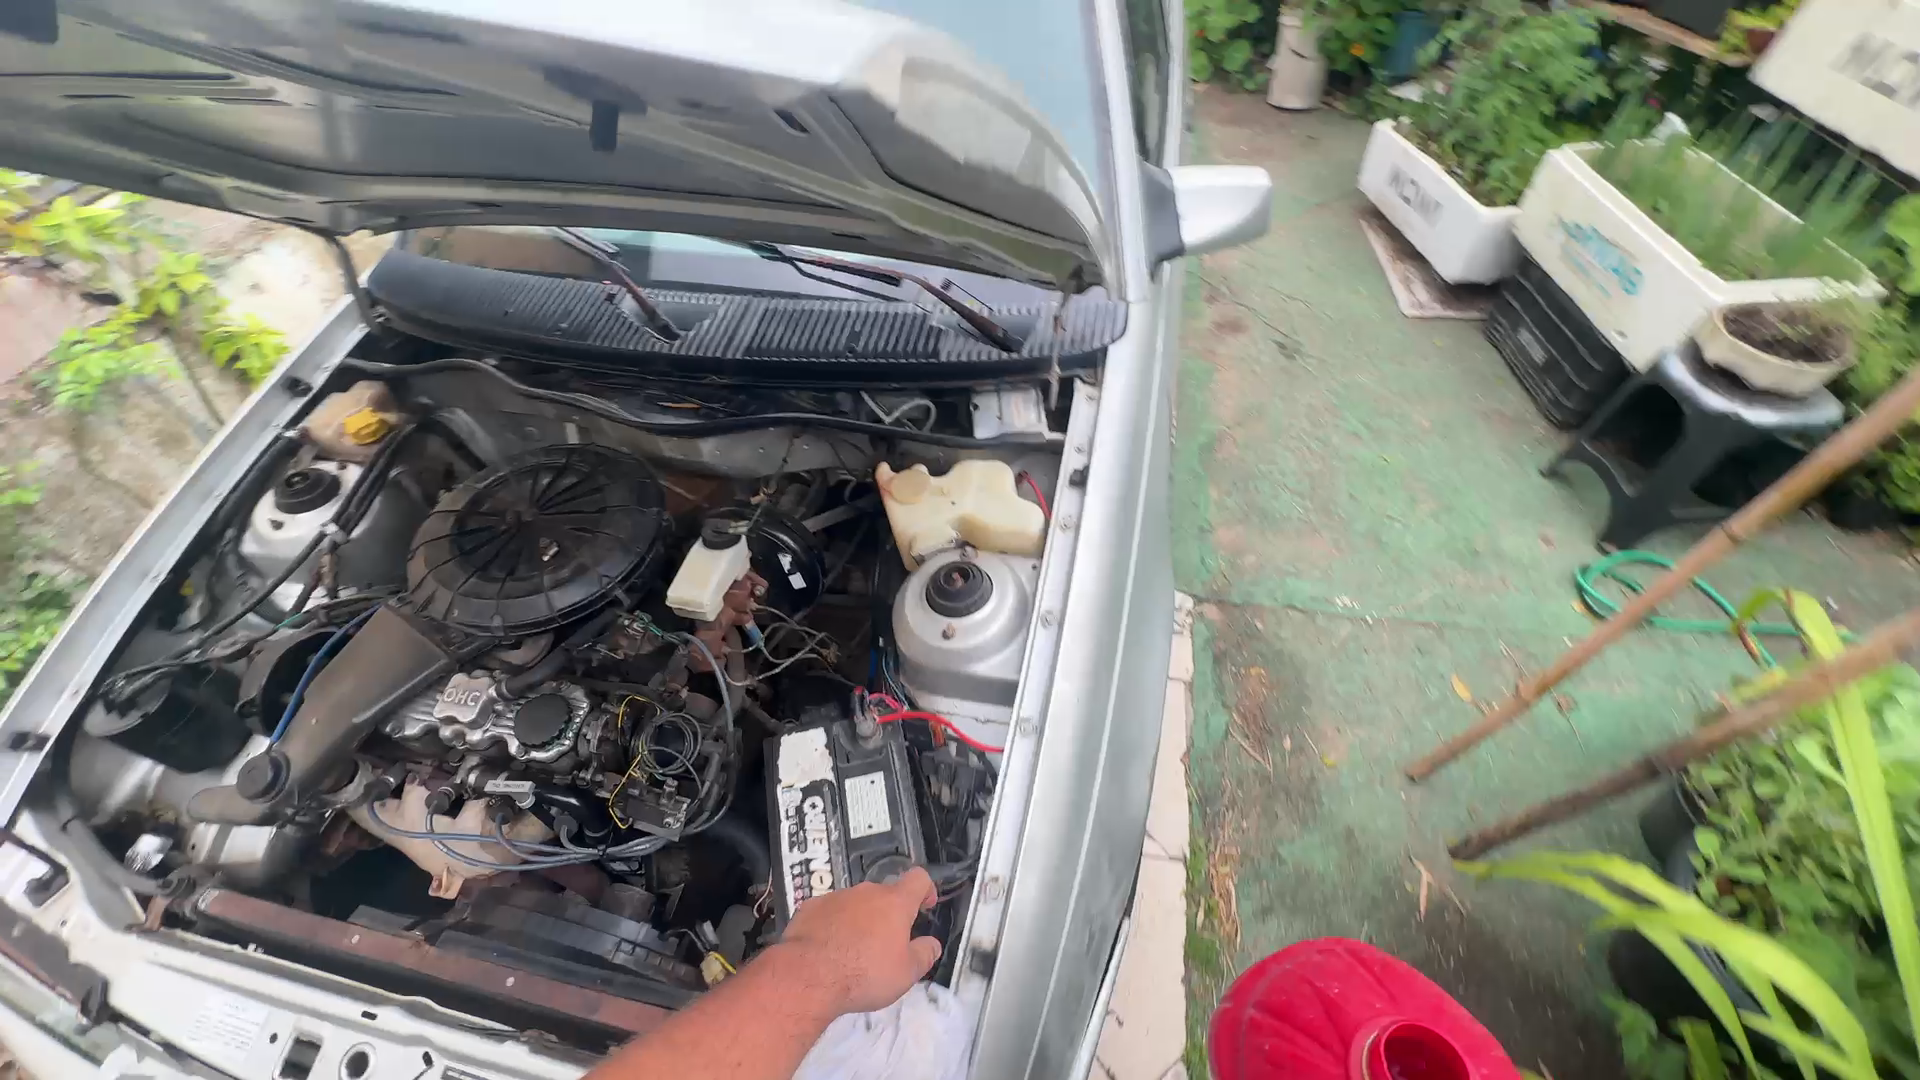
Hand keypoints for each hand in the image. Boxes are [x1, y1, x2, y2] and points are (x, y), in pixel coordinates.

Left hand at [775, 865, 942, 1016]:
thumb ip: (924, 955)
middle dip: (887, 915)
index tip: (925, 906)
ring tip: (853, 952)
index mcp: (894, 902)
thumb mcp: (905, 974)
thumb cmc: (864, 973)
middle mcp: (867, 891)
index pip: (918, 879)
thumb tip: (933, 944)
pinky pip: (829, 912)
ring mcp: (836, 896)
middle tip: (885, 945)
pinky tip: (827, 950)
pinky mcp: (811, 907)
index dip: (925, 889)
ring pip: (855, 903)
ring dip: (860, 920)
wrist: (808, 975)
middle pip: (884, 894)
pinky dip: (833, 925)